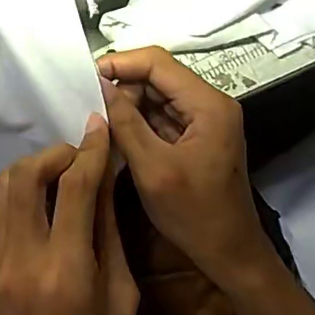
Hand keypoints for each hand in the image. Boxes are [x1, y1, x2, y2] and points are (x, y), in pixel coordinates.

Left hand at [0, 115, 138, 314]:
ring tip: (66, 174)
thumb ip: (110, 235)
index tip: (102, 126)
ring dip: (35, 168)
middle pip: (24, 175)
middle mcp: (22, 258)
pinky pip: (2, 212)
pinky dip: (24, 192)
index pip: (74, 186)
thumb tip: (107, 182)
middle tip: (83, 156)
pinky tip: (48, 201)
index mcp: (65, 271)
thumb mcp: (122, 301)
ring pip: (4, 188)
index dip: (90, 150)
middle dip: (55, 153)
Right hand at [97, 47, 277, 292]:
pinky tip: (116, 133)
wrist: (229, 252)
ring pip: (157, 96)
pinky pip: (162, 116)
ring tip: (98, 121)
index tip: (86, 76)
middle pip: (158, 76)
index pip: (158, 62)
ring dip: (128, 105)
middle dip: (122, 86)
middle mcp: (210, 104)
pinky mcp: (196, 136)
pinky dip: (138, 121)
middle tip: (88, 105)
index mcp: (208, 105)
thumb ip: (125, 123)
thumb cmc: (194, 214)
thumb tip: (100, 87)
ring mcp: (204, 120)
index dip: (120, 63)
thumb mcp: (152, 168)